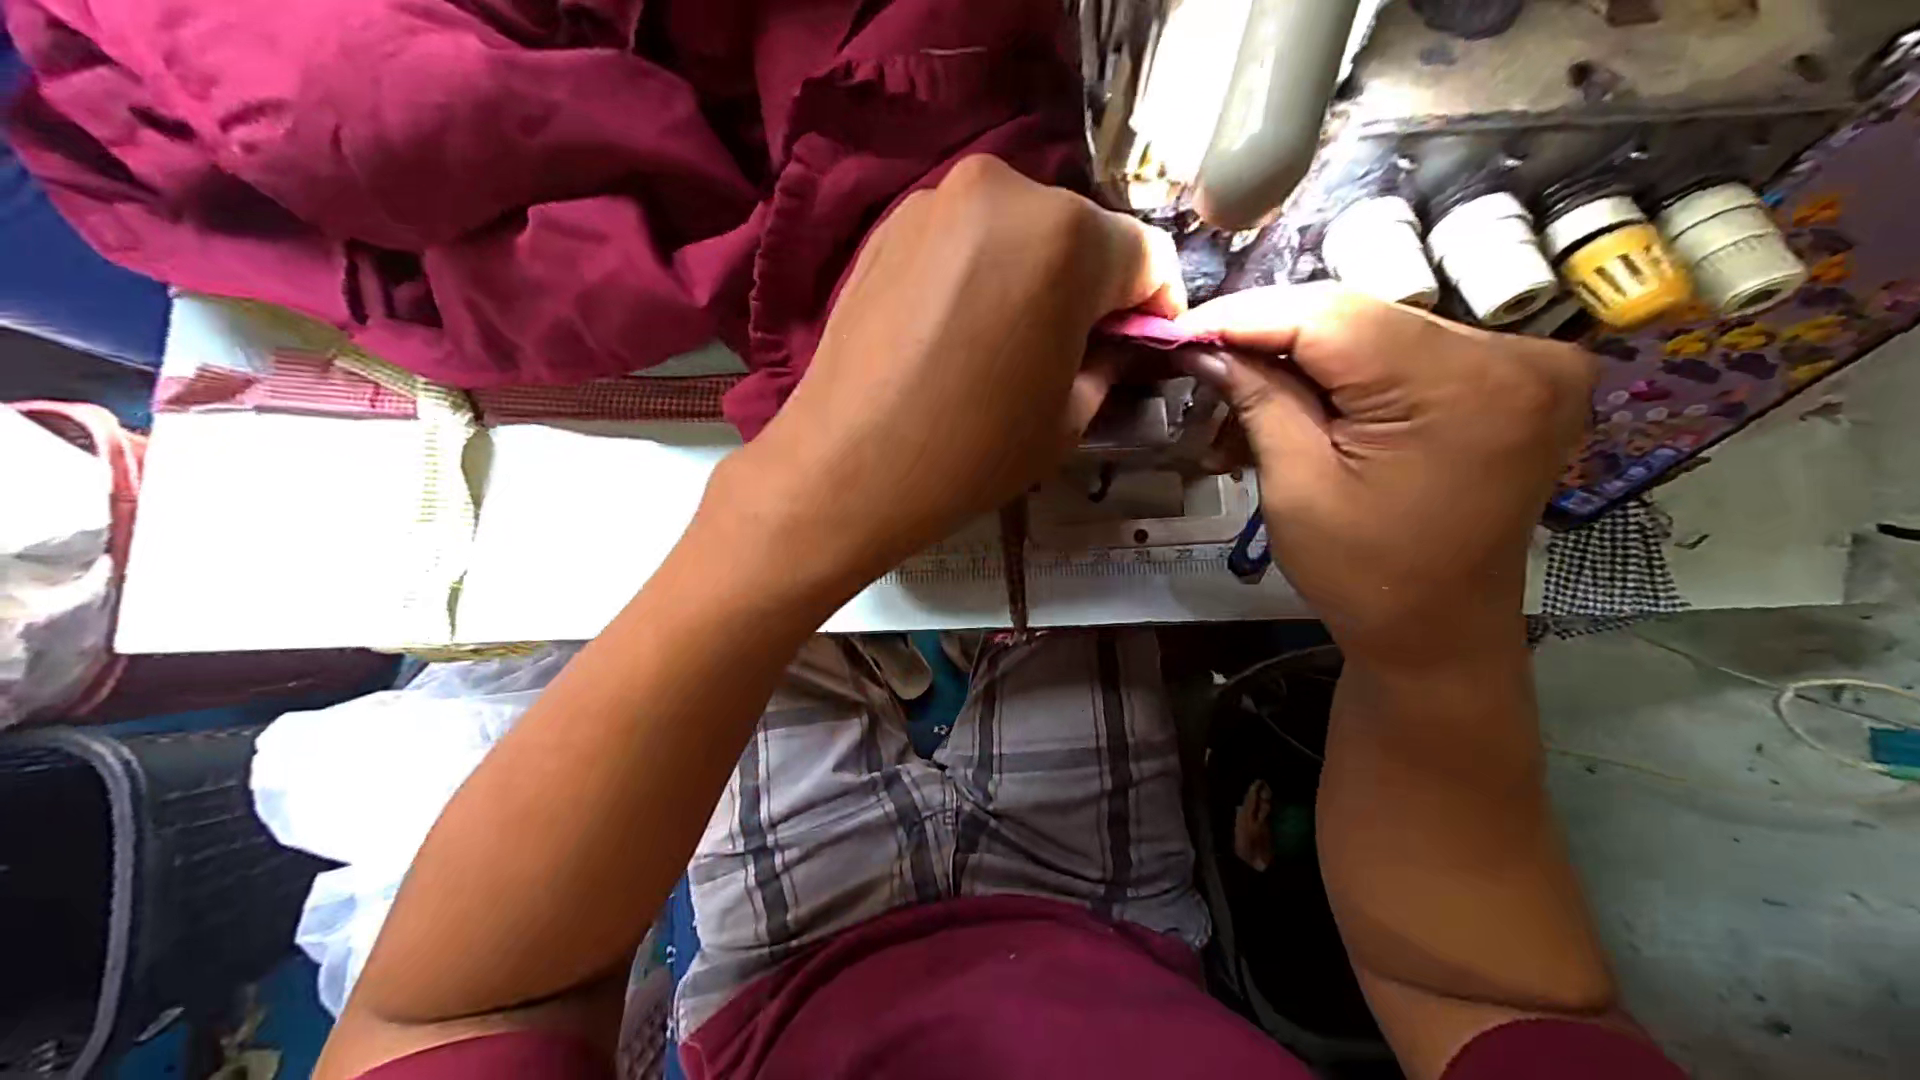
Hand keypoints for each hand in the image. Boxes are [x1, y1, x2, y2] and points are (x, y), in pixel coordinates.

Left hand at [709, 154, 1183, 597]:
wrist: (845, 464)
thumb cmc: (970, 451)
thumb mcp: (1067, 418)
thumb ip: (1109, 362)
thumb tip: (1117, 341)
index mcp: (1065, 238)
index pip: (1146, 254)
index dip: (1154, 304)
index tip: (1142, 342)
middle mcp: (1004, 191)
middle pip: (1080, 234)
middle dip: (1089, 287)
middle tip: (1070, 348)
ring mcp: (938, 201)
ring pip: (1020, 232)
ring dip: (1032, 277)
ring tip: (1007, 344)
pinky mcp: (891, 224)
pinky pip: (966, 241)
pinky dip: (981, 274)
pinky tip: (959, 331)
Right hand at [1178, 284, 1595, 666]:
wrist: (1439, 630)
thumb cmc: (1362, 574)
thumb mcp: (1296, 485)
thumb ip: (1257, 398)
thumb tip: (1205, 346)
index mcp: (1461, 389)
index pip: (1330, 316)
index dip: (1245, 315)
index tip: (1179, 329)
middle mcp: (1513, 356)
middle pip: (1357, 315)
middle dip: (1270, 332)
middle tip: (1203, 352)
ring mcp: (1525, 363)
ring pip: (1377, 326)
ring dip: (1302, 350)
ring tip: (1240, 379)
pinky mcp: (1515, 378)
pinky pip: (1407, 349)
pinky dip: (1346, 366)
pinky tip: (1300, 390)